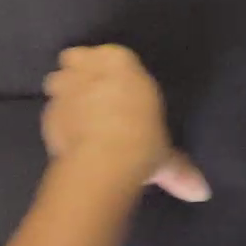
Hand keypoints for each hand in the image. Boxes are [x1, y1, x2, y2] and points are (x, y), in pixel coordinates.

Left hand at [40, 45, 210, 201]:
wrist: (102, 160)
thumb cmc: (142, 142)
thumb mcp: (166, 156)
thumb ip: (179, 168)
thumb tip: (200, 192)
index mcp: (120, 61)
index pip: (110, 54)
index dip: (107, 68)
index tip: (115, 85)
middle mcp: (87, 67)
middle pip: (74, 59)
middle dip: (78, 72)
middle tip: (90, 94)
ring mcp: (63, 88)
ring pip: (56, 79)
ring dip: (63, 92)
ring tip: (75, 113)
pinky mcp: (45, 112)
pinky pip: (50, 111)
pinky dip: (56, 120)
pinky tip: (66, 136)